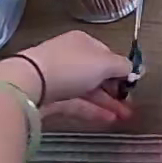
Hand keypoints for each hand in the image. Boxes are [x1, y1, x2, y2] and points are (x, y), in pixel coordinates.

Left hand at [0, 32, 133, 128]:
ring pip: (88, 91)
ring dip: (108, 103)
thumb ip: (123, 66)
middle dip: (116, 90)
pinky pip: (76, 104)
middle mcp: (71, 58)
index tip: (133, 84)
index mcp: (84, 42)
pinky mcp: (50, 98)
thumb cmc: (71, 67)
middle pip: (98, 74)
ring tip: (124, 117)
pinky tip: (108, 119)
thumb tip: (133, 69)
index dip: (121, 70)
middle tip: (130, 104)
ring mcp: (59, 78)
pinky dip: (93, 111)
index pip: (107, 55)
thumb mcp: (106, 63)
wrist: (28, 84)